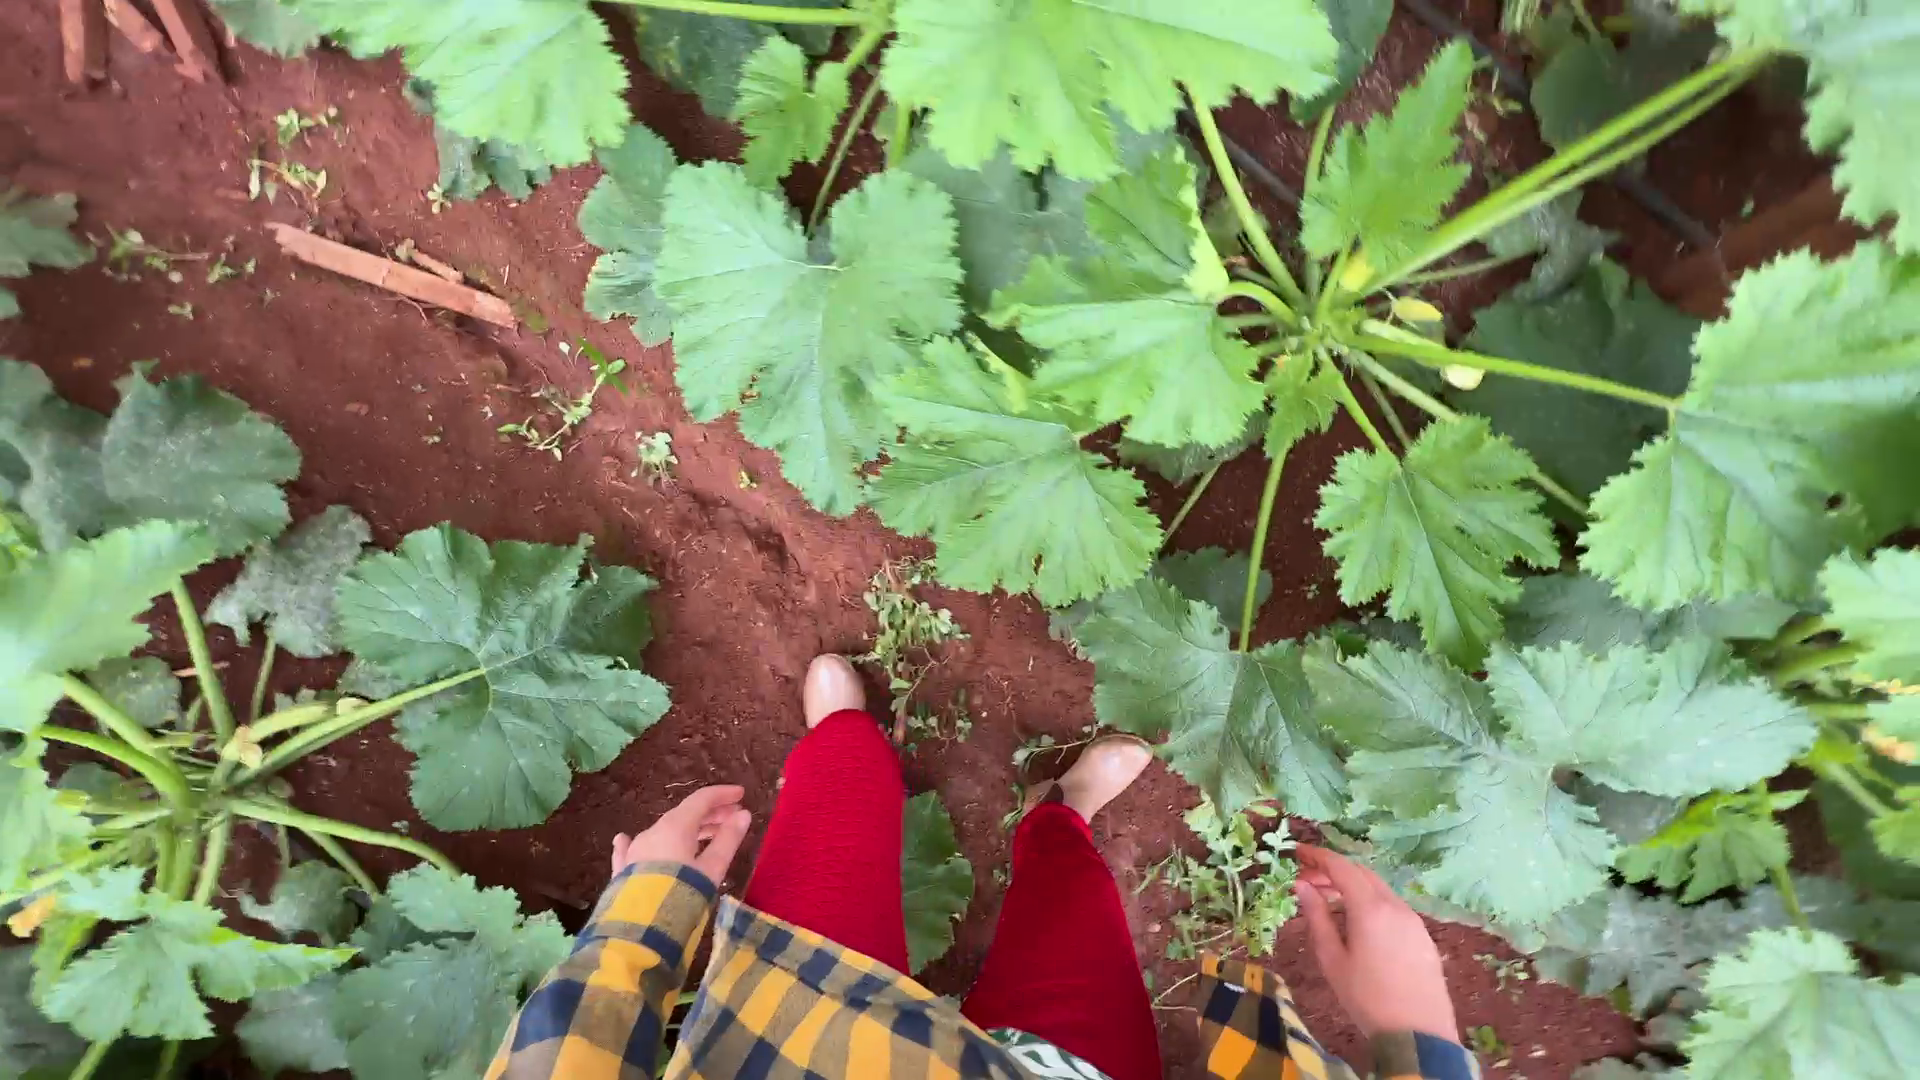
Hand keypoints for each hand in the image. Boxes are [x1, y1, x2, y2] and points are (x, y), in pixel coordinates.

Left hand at [611, 785, 753, 884]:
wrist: (639, 934)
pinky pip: (629, 849)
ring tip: (707, 836)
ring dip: (689, 829)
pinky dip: (639, 841)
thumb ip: (728, 840)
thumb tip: (743, 815)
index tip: (741, 795)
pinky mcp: (622, 871)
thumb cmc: (682, 897)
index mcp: (676, 827)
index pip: (702, 799)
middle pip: (685, 814)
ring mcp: (634, 851)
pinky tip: (623, 838)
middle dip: (711, 813)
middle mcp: (653, 832)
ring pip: (665, 830)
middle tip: (733, 819)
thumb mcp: (712, 869)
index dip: (723, 795)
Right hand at [1293, 844, 1457, 1043]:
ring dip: (1352, 885)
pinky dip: (1370, 901)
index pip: (1340, 866)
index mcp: (1370, 908)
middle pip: (1361, 872)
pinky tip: (1357, 921)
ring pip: (1378, 888)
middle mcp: (1395, 906)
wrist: (1421, 1040)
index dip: (1316, 856)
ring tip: (1329, 900)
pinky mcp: (1424, 937)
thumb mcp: (1332, 958)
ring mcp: (1414, 921)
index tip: (1296, 853)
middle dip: (1332, 869)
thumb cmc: (1367, 998)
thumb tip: (1301, 885)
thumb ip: (1316, 916)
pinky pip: (1392, 906)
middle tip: (1308, 879)